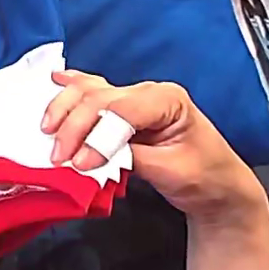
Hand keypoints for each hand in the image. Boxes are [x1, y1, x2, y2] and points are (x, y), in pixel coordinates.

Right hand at [41, 71, 264, 226]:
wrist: (220, 188)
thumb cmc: (206, 179)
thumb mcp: (171, 172)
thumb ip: (130, 157)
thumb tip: (90, 155)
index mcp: (167, 100)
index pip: (120, 110)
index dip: (94, 134)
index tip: (79, 163)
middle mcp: (146, 91)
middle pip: (97, 97)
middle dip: (72, 126)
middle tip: (58, 156)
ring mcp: (132, 96)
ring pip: (87, 90)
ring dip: (63, 109)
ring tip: (47, 132)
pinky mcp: (121, 107)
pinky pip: (90, 90)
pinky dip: (71, 88)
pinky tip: (56, 81)